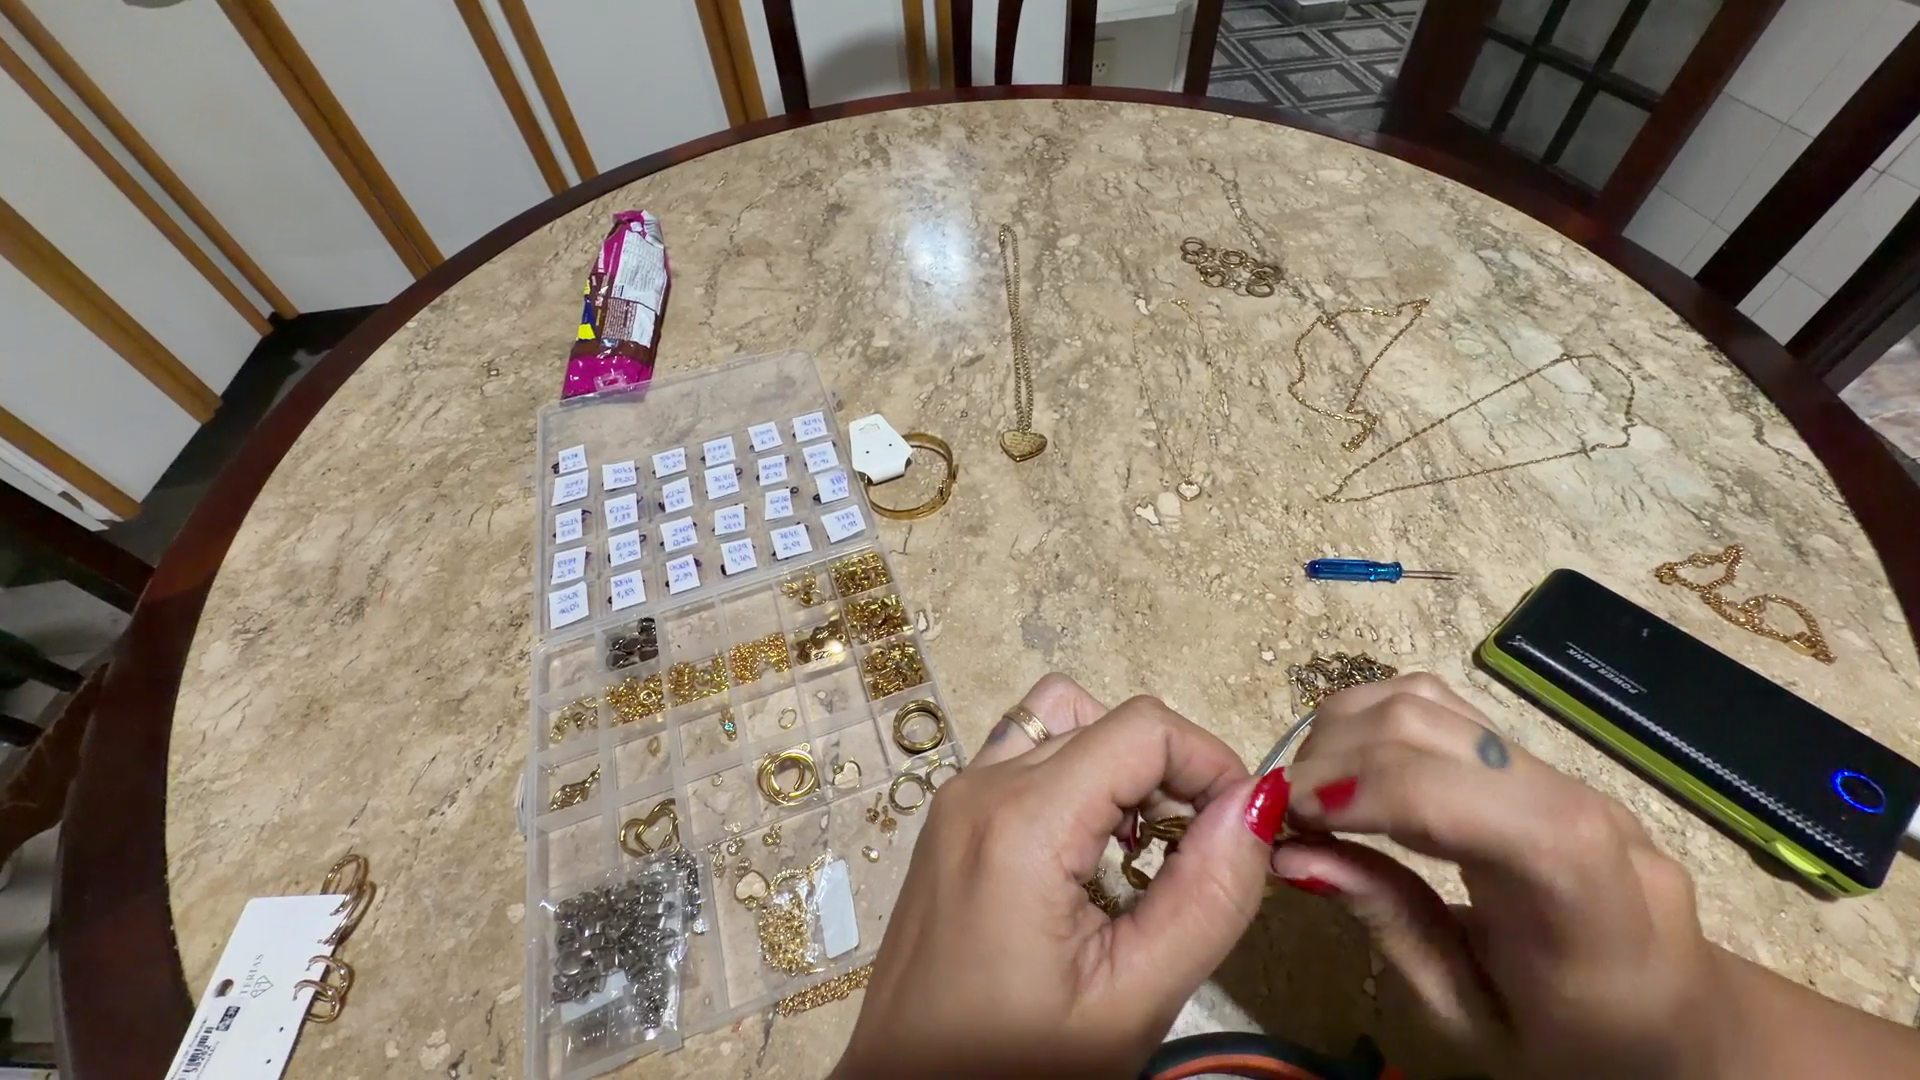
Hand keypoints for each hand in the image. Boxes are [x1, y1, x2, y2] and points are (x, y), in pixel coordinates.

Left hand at [832, 675, 1272, 1078]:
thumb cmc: (1014, 1063)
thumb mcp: (1131, 998)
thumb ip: (1206, 896)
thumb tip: (1255, 802)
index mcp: (1022, 819)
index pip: (1142, 726)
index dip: (1209, 761)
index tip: (1240, 828)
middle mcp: (981, 782)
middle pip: (1105, 721)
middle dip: (1171, 771)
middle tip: (1195, 854)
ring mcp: (959, 791)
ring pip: (1062, 720)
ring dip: (1120, 761)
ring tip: (1141, 843)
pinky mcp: (952, 812)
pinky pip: (1027, 750)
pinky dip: (1077, 772)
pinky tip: (1091, 848)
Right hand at [1269, 673, 1724, 1079]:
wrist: (1676, 1015)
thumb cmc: (1576, 1040)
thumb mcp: (1472, 1018)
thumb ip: (1387, 924)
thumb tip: (1288, 854)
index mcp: (1584, 898)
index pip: (1468, 799)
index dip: (1368, 790)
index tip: (1293, 819)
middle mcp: (1580, 807)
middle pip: (1430, 726)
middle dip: (1333, 757)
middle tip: (1286, 811)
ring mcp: (1558, 769)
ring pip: (1425, 698)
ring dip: (1343, 729)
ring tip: (1312, 788)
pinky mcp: (1530, 754)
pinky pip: (1436, 703)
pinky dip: (1368, 718)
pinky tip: (1348, 765)